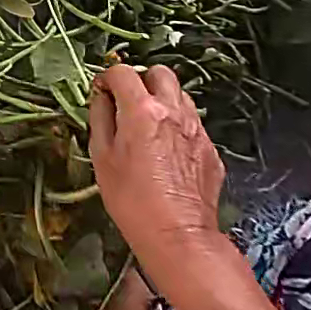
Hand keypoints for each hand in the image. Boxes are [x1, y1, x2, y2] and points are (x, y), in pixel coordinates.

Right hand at [89, 65, 225, 266]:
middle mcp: (173, 111)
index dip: (107, 78)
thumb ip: (100, 117)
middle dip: (141, 80)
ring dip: (162, 100)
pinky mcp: (210, 148)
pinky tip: (167, 149)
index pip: (123, 72)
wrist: (179, 237)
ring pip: (180, 95)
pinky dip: (177, 125)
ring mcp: (196, 129)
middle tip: (128, 101)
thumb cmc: (131, 199)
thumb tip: (101, 96)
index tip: (101, 93)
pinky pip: (192, 123)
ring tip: (149, 124)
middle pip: (160, 73)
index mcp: (142, 109)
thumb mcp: (101, 156)